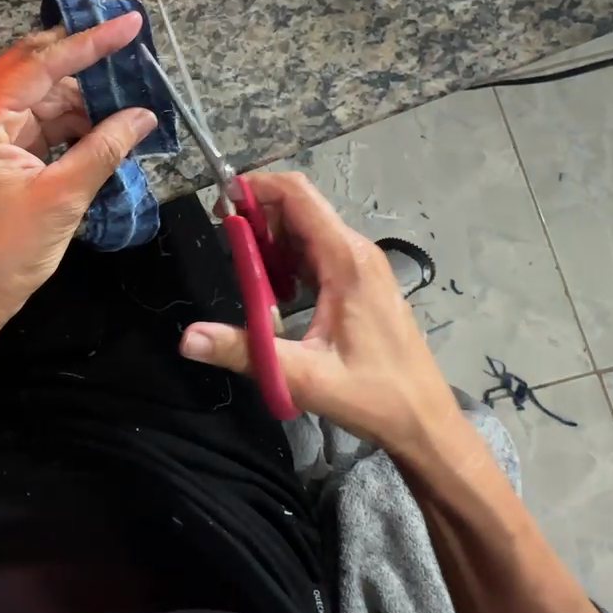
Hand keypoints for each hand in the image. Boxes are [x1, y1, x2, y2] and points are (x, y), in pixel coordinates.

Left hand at [0, 13, 158, 325]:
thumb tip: (145, 114)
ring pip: (43, 90)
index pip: (39, 65)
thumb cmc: (13, 248)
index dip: (88, 43)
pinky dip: (75, 115)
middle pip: (36, 67)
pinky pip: (44, 115)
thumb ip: (105, 147)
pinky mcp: (4, 144)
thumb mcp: (64, 196)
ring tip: (130, 86)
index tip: (129, 24)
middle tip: (131, 43)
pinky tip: (109, 116)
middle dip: (85, 57)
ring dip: (85, 90)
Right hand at [179, 172, 462, 458]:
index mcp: (346, 260)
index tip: (219, 208)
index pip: (297, 194)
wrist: (426, 425)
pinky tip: (279, 295)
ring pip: (304, 227)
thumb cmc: (373, 396)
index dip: (255, 188)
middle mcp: (355, 251)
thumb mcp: (302, 376)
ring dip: (270, 241)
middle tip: (228, 251)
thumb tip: (186, 339)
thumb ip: (242, 351)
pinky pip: (315, 249)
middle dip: (256, 218)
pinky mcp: (360, 279)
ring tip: (253, 280)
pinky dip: (287, 258)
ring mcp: (361, 264)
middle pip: (297, 206)